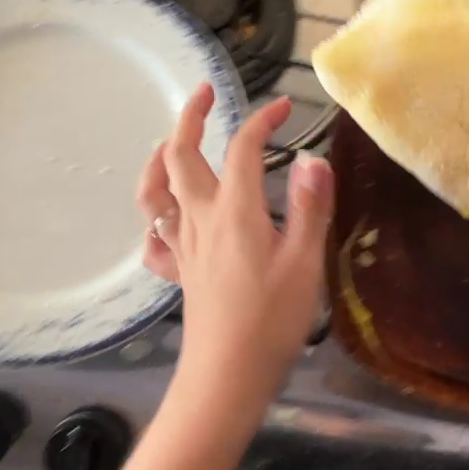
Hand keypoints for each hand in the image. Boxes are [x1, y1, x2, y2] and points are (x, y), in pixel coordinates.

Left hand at [135, 84, 334, 412]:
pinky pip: (154, 236)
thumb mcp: (304, 263)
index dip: (262, 120)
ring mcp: (183, 245)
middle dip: (190, 117)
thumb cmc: (271, 320)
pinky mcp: (178, 271)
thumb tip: (313, 160)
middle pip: (180, 155)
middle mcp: (200, 218)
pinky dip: (156, 217)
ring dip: (159, 158)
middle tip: (207, 93)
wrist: (226, 376)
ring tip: (172, 142)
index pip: (243, 148)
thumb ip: (310, 208)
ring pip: (154, 191)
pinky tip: (169, 217)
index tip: (284, 107)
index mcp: (235, 210)